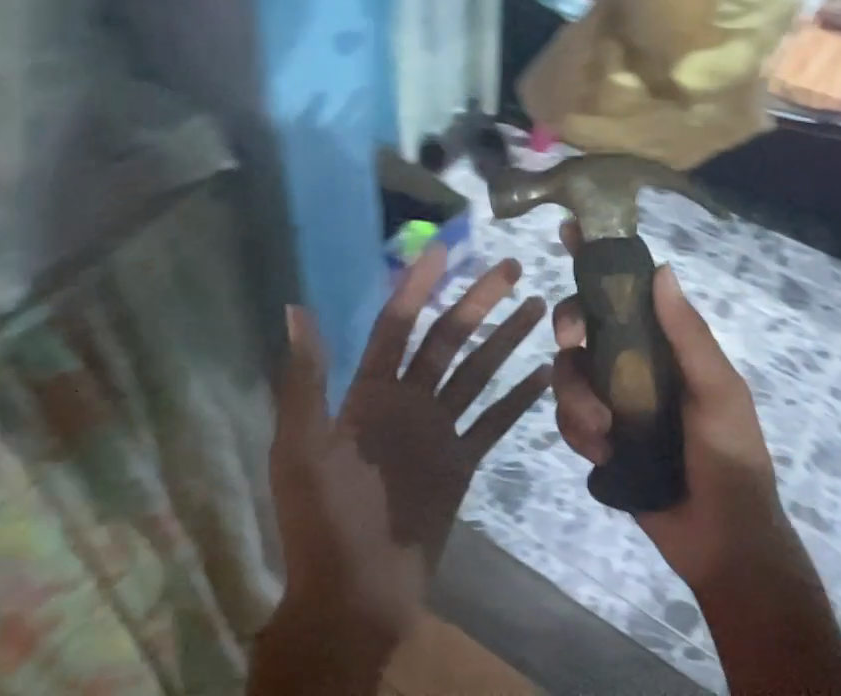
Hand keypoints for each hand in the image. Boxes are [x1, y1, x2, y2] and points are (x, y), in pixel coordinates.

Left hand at [266, 245, 548, 643]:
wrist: (353, 591)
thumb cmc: (321, 519)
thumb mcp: (301, 447)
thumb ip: (306, 379)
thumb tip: (296, 308)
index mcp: (368, 392)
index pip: (397, 323)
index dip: (418, 284)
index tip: (443, 249)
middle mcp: (407, 401)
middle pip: (448, 338)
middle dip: (478, 301)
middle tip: (513, 266)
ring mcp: (436, 430)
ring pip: (477, 372)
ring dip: (506, 339)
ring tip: (538, 306)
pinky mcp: (460, 463)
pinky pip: (493, 423)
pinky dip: (518, 400)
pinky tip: (545, 376)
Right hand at [549, 221, 794, 592]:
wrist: (721, 538)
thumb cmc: (730, 454)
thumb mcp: (717, 389)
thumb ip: (687, 334)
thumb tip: (662, 269)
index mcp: (668, 346)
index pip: (630, 293)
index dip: (600, 263)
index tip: (571, 234)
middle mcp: (636, 365)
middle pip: (584, 324)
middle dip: (570, 324)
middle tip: (571, 338)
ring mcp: (615, 402)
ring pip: (568, 372)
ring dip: (577, 394)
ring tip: (604, 428)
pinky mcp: (599, 439)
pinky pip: (567, 418)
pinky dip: (579, 431)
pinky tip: (604, 453)